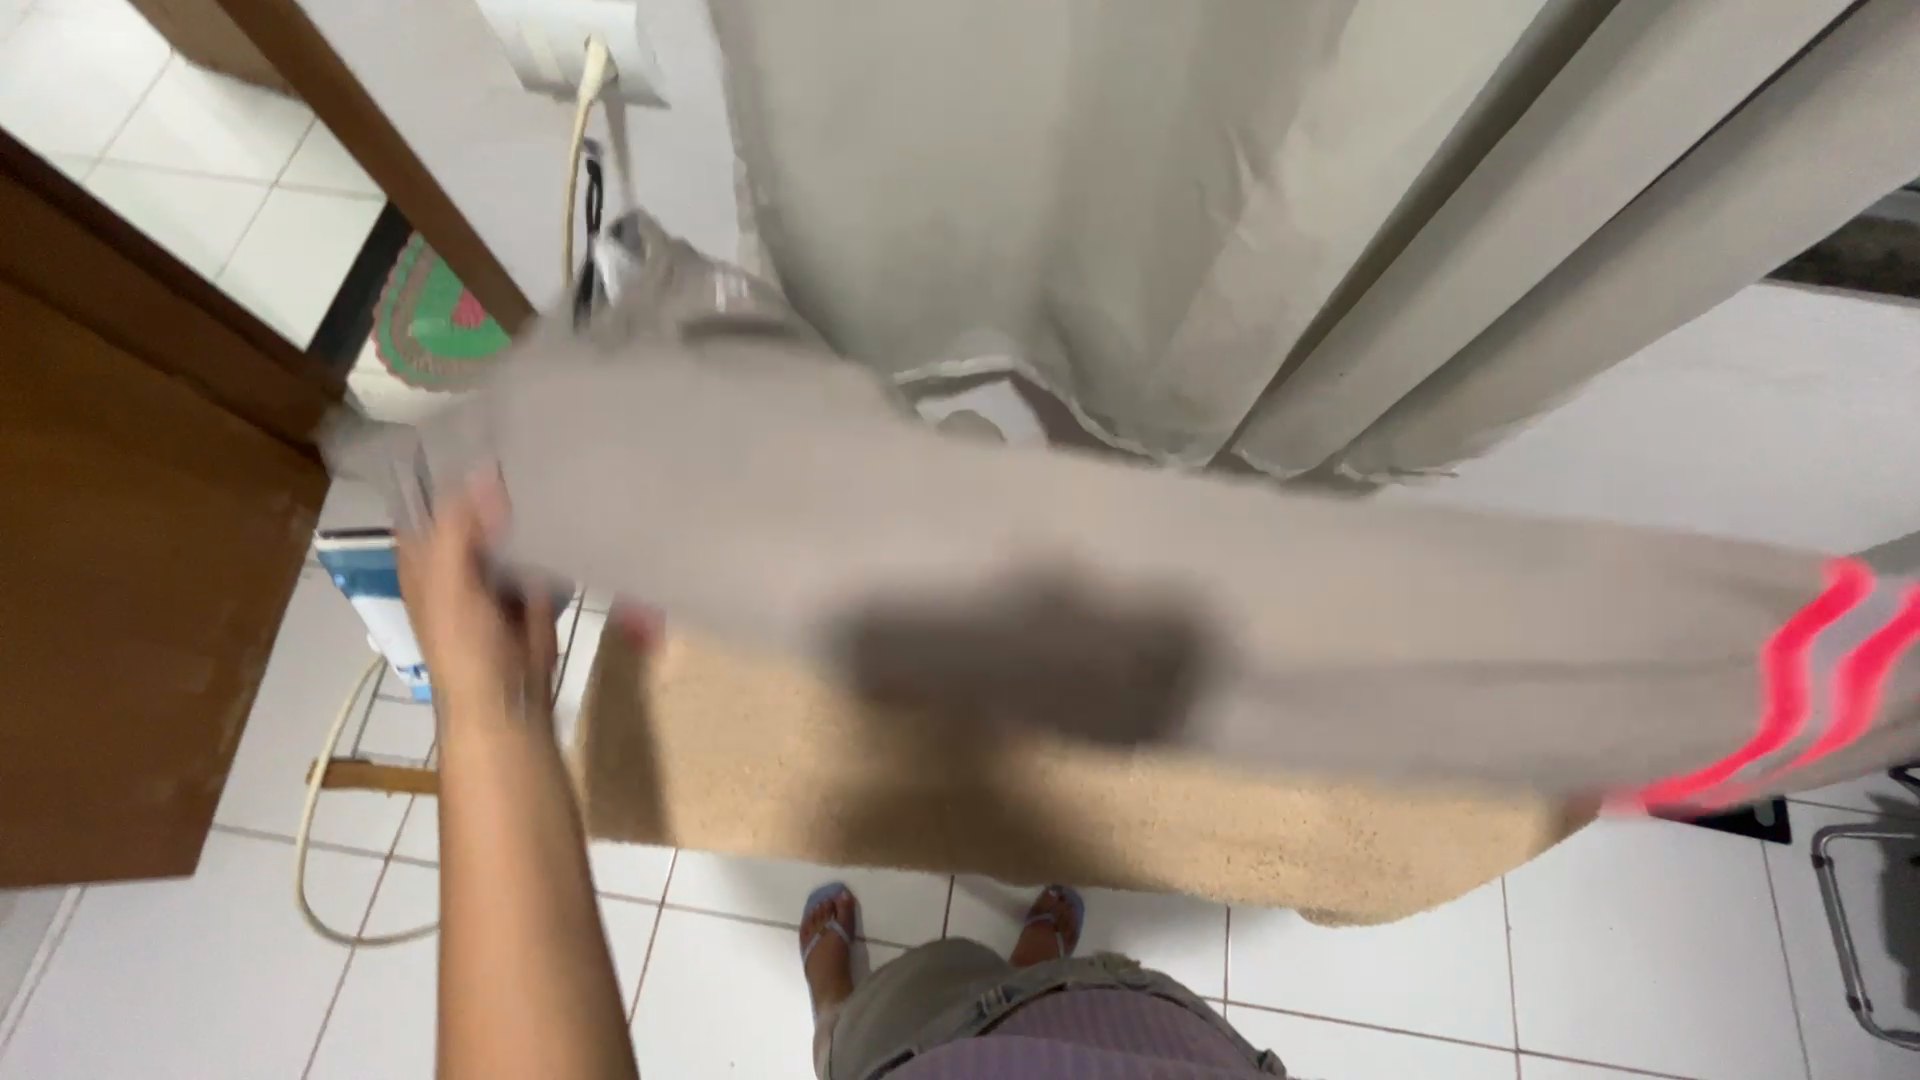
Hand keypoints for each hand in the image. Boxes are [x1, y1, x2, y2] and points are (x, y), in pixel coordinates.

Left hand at [396, 470, 557, 722]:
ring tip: (560, 466)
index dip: (453, 470)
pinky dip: (555, 535)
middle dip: (500, 484)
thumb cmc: (463, 644)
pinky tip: (574, 508)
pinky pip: (544, 550)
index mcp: (425, 553)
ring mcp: (498, 570)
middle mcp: (459, 557)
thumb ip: (459, 526)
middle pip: (478, 509)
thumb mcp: (449, 582)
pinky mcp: (534, 585)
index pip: (433, 498)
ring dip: (531, 506)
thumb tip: (484, 470)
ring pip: (513, 527)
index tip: (485, 434)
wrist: (507, 695)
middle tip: (533, 445)